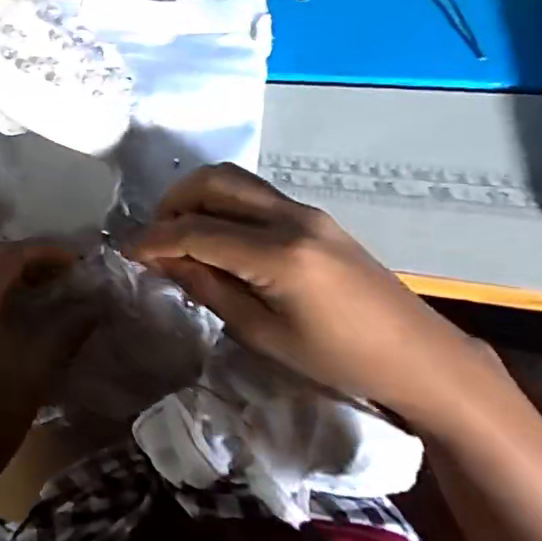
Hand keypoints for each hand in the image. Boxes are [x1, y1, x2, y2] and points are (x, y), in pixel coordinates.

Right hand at [131, 163, 498, 428]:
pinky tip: (216, 236)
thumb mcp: (264, 334)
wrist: (416, 354)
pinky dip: (224, 204)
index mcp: (278, 254)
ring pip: (235, 181)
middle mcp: (290, 217)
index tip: (125, 250)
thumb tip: (164, 262)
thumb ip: (210, 289)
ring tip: (178, 234)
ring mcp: (305, 210)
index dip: (155, 239)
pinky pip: (255, 195)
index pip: (198, 232)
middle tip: (153, 238)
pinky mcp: (314, 215)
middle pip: (214, 184)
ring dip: (197, 198)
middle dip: (173, 203)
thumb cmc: (339, 359)